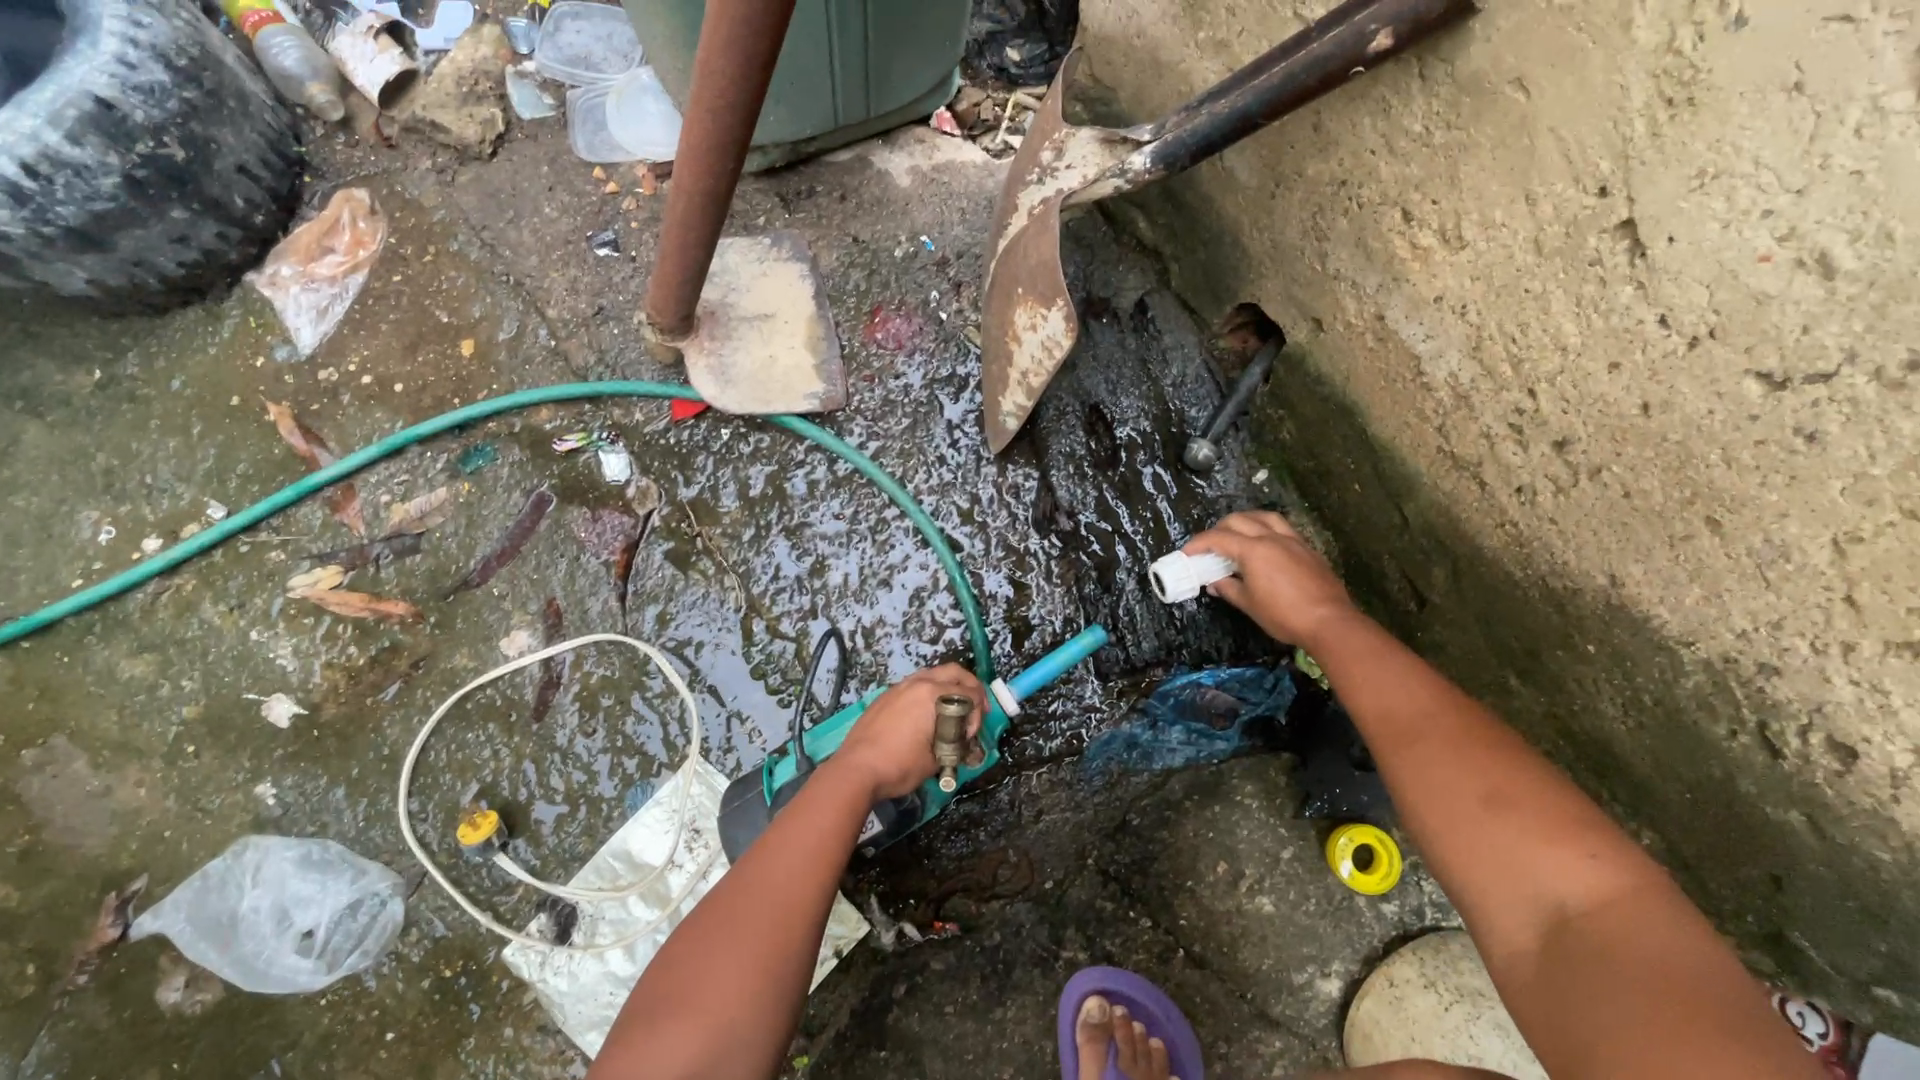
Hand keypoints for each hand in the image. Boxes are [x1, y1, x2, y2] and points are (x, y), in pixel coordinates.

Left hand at [832, 664, 985, 799]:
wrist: (855, 770)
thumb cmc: (899, 765)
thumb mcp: (935, 760)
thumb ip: (954, 744)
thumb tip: (959, 743)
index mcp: (932, 694)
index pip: (968, 692)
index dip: (978, 712)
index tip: (973, 733)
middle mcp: (916, 683)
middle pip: (952, 672)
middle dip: (969, 687)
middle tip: (976, 707)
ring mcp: (898, 688)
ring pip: (931, 675)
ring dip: (947, 687)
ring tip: (953, 708)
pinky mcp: (884, 697)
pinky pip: (913, 685)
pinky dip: (927, 692)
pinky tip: (926, 713)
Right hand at [1185, 510, 1357, 647]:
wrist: (1330, 622)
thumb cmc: (1284, 615)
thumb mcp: (1249, 604)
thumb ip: (1228, 589)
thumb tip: (1214, 582)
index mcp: (1253, 550)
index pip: (1218, 539)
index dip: (1198, 544)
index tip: (1186, 553)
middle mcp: (1272, 538)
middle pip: (1239, 520)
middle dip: (1219, 529)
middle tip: (1209, 546)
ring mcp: (1292, 540)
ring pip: (1264, 517)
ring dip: (1245, 520)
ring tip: (1236, 533)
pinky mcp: (1307, 548)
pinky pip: (1282, 527)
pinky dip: (1266, 528)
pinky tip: (1264, 543)